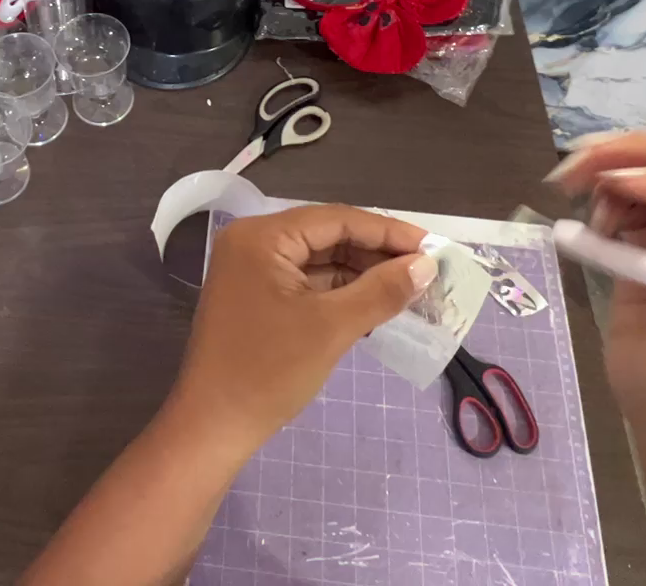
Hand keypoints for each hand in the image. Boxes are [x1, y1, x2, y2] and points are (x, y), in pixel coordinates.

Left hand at [168, 205, 436, 451]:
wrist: (213, 426)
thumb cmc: (268, 371)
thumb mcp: (331, 327)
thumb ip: (380, 290)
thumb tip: (425, 264)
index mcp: (262, 236)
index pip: (335, 219)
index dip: (386, 231)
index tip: (432, 247)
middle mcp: (253, 242)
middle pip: (327, 235)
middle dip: (376, 253)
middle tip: (426, 270)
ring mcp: (252, 269)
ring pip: (319, 259)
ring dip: (362, 273)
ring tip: (411, 288)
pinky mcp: (257, 295)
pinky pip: (306, 281)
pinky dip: (340, 291)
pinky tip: (376, 303)